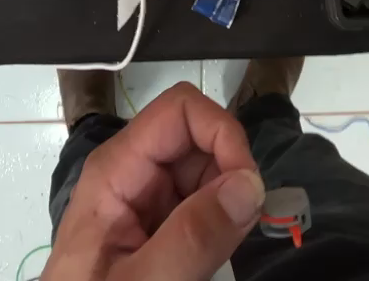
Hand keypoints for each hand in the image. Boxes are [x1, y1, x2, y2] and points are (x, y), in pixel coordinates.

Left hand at [45, 83, 266, 280]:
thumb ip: (192, 238)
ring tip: (221, 251)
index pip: (180, 110)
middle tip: (242, 227)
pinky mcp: (158, 224)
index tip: (248, 187)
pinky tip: (212, 257)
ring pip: (206, 169)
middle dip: (230, 172)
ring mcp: (146, 197)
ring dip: (228, 200)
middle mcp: (132, 170)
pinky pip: (201, 202)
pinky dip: (220, 221)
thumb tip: (251, 184)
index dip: (221, 132)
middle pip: (197, 137)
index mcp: (117, 167)